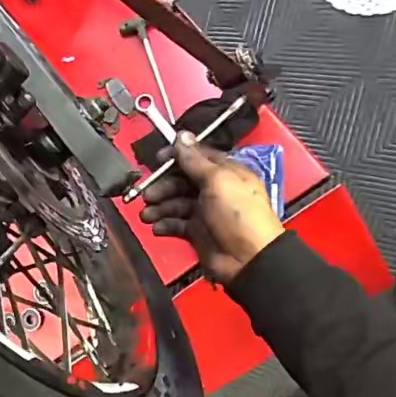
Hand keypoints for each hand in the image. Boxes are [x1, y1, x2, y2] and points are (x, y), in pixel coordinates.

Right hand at [137, 133, 283, 282]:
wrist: (248, 259)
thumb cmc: (240, 215)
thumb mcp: (218, 180)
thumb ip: (195, 160)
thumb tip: (182, 136)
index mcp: (226, 172)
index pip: (197, 157)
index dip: (176, 157)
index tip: (158, 159)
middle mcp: (216, 189)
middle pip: (182, 181)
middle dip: (163, 186)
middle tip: (148, 194)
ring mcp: (207, 211)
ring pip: (177, 202)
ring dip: (160, 206)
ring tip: (147, 214)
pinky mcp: (199, 232)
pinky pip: (177, 223)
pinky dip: (165, 224)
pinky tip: (157, 226)